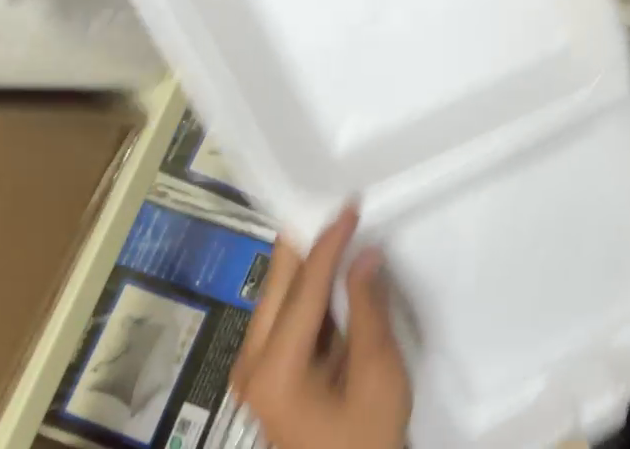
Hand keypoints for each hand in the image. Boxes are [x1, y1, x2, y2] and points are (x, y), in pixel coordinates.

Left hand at [232, 207, 410, 448]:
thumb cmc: (366, 434)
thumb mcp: (377, 373)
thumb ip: (368, 310)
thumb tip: (365, 254)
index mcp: (276, 368)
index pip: (303, 288)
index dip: (328, 242)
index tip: (349, 206)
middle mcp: (251, 364)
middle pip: (277, 286)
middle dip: (305, 241)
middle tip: (334, 203)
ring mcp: (253, 369)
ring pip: (276, 296)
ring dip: (305, 260)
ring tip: (335, 225)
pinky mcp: (266, 371)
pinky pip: (282, 313)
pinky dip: (305, 284)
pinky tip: (327, 265)